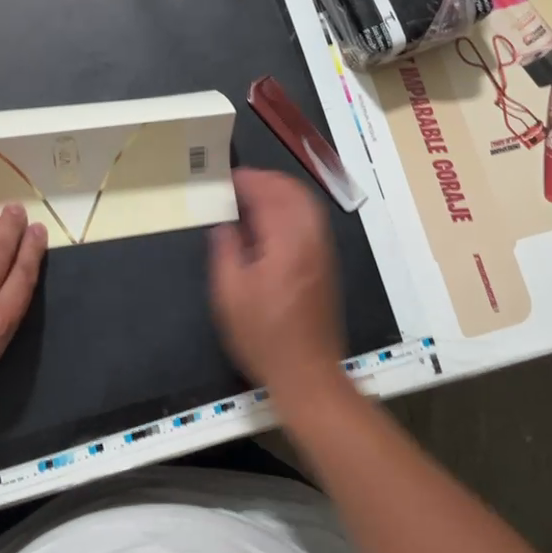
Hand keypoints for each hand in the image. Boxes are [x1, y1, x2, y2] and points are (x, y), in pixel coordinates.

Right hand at [209, 168, 346, 394]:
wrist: (308, 373)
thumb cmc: (264, 337)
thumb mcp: (229, 295)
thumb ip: (225, 251)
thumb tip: (225, 226)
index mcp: (286, 243)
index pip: (269, 195)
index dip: (248, 181)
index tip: (227, 178)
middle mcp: (310, 241)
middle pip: (294, 192)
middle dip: (267, 180)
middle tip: (241, 182)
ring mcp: (323, 252)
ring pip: (307, 205)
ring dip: (281, 192)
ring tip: (254, 197)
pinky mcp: (326, 265)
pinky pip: (312, 222)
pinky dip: (292, 209)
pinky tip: (272, 223)